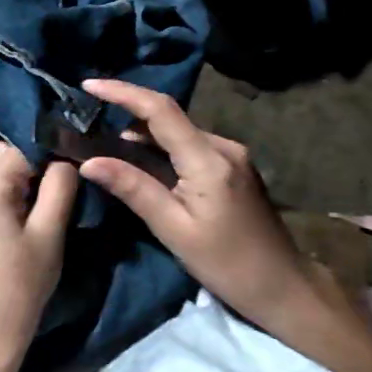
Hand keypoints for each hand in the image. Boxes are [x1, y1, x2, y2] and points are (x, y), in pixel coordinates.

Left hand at [0, 143, 80, 364]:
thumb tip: (67, 155)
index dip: (54, 152)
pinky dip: (13, 181)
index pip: (27, 143)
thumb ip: (60, 184)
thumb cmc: (24, 278)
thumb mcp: (50, 229)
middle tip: (63, 186)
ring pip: (4, 159)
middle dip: (38, 161)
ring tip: (48, 197)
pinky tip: (29, 204)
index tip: (76, 166)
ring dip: (26, 171)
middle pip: (12, 148)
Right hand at [77, 79, 329, 327]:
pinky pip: (190, 146)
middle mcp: (223, 147)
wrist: (284, 286)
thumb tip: (88, 162)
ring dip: (142, 133)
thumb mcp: (173, 229)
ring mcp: (232, 155)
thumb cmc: (227, 264)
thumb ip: (133, 189)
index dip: (122, 92)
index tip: (89, 85)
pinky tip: (140, 163)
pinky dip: (161, 149)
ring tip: (105, 145)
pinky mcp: (233, 167)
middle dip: (126, 112)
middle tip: (88, 120)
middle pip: (168, 117)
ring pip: (178, 132)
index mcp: (209, 160)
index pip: (160, 111)